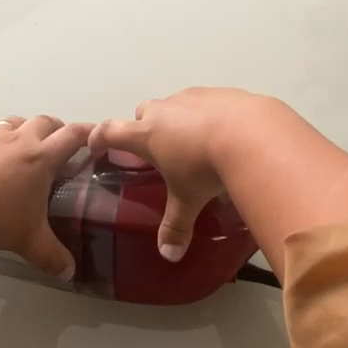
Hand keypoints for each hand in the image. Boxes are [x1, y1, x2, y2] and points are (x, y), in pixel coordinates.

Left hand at [0, 114, 89, 279]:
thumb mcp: (27, 241)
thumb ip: (51, 256)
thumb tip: (70, 274)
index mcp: (42, 158)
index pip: (73, 135)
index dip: (89, 133)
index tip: (98, 136)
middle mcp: (19, 140)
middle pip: (45, 121)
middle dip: (57, 129)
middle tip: (60, 145)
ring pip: (13, 121)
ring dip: (23, 128)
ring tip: (24, 144)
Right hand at [89, 88, 295, 260]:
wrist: (251, 133)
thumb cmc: (207, 167)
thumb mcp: (188, 200)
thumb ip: (176, 226)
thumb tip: (170, 255)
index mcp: (147, 134)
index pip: (110, 131)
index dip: (99, 138)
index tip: (96, 147)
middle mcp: (165, 110)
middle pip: (142, 113)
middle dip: (144, 128)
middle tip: (157, 152)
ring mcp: (192, 96)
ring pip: (174, 105)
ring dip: (177, 120)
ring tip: (195, 144)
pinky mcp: (219, 92)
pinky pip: (205, 102)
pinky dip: (207, 114)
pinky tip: (224, 132)